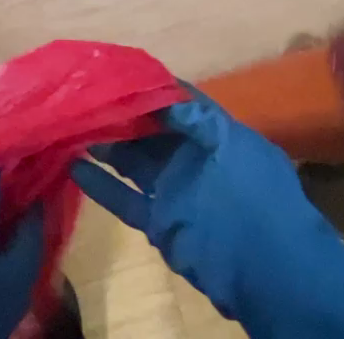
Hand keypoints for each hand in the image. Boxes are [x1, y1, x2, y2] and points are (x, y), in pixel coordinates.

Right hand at [71, 89, 343, 338]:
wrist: (274, 274)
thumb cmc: (258, 198)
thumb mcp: (232, 144)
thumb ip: (196, 118)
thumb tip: (161, 90)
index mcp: (212, 133)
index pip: (174, 100)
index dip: (146, 85)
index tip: (113, 69)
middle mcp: (189, 156)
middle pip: (147, 128)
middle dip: (117, 112)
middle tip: (81, 94)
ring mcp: (173, 190)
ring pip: (130, 160)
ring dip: (103, 143)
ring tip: (69, 123)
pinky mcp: (159, 222)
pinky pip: (124, 198)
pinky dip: (99, 184)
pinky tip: (73, 165)